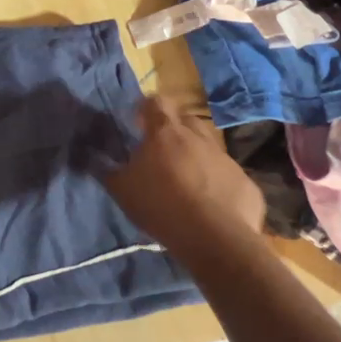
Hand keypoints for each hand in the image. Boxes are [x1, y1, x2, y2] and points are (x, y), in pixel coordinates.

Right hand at [102, 95, 265, 253]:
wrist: (215, 240)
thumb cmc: (160, 206)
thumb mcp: (121, 189)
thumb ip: (106, 169)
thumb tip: (94, 157)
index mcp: (164, 133)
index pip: (155, 102)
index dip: (146, 107)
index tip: (138, 123)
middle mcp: (198, 138)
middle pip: (186, 120)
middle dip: (174, 129)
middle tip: (162, 151)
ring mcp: (226, 160)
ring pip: (209, 148)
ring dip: (197, 157)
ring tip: (187, 180)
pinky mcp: (246, 183)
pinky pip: (228, 176)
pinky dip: (218, 183)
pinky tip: (211, 205)